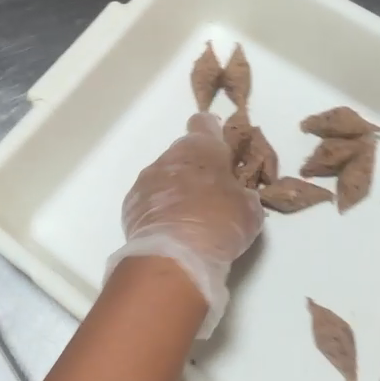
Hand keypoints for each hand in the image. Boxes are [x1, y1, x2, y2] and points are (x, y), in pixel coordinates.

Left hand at [106, 113, 264, 336]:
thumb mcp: (249, 210)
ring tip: (189, 218)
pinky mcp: (131, 205)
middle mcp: (169, 157)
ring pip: (163, 177)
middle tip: (211, 194)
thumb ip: (243, 193)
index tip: (219, 148)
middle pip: (183, 154)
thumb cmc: (219, 224)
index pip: (204, 124)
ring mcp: (146, 180)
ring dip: (175, 190)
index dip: (212, 133)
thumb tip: (237, 194)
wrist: (174, 256)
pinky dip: (158, 210)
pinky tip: (170, 230)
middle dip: (195, 169)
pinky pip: (148, 200)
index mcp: (201, 149)